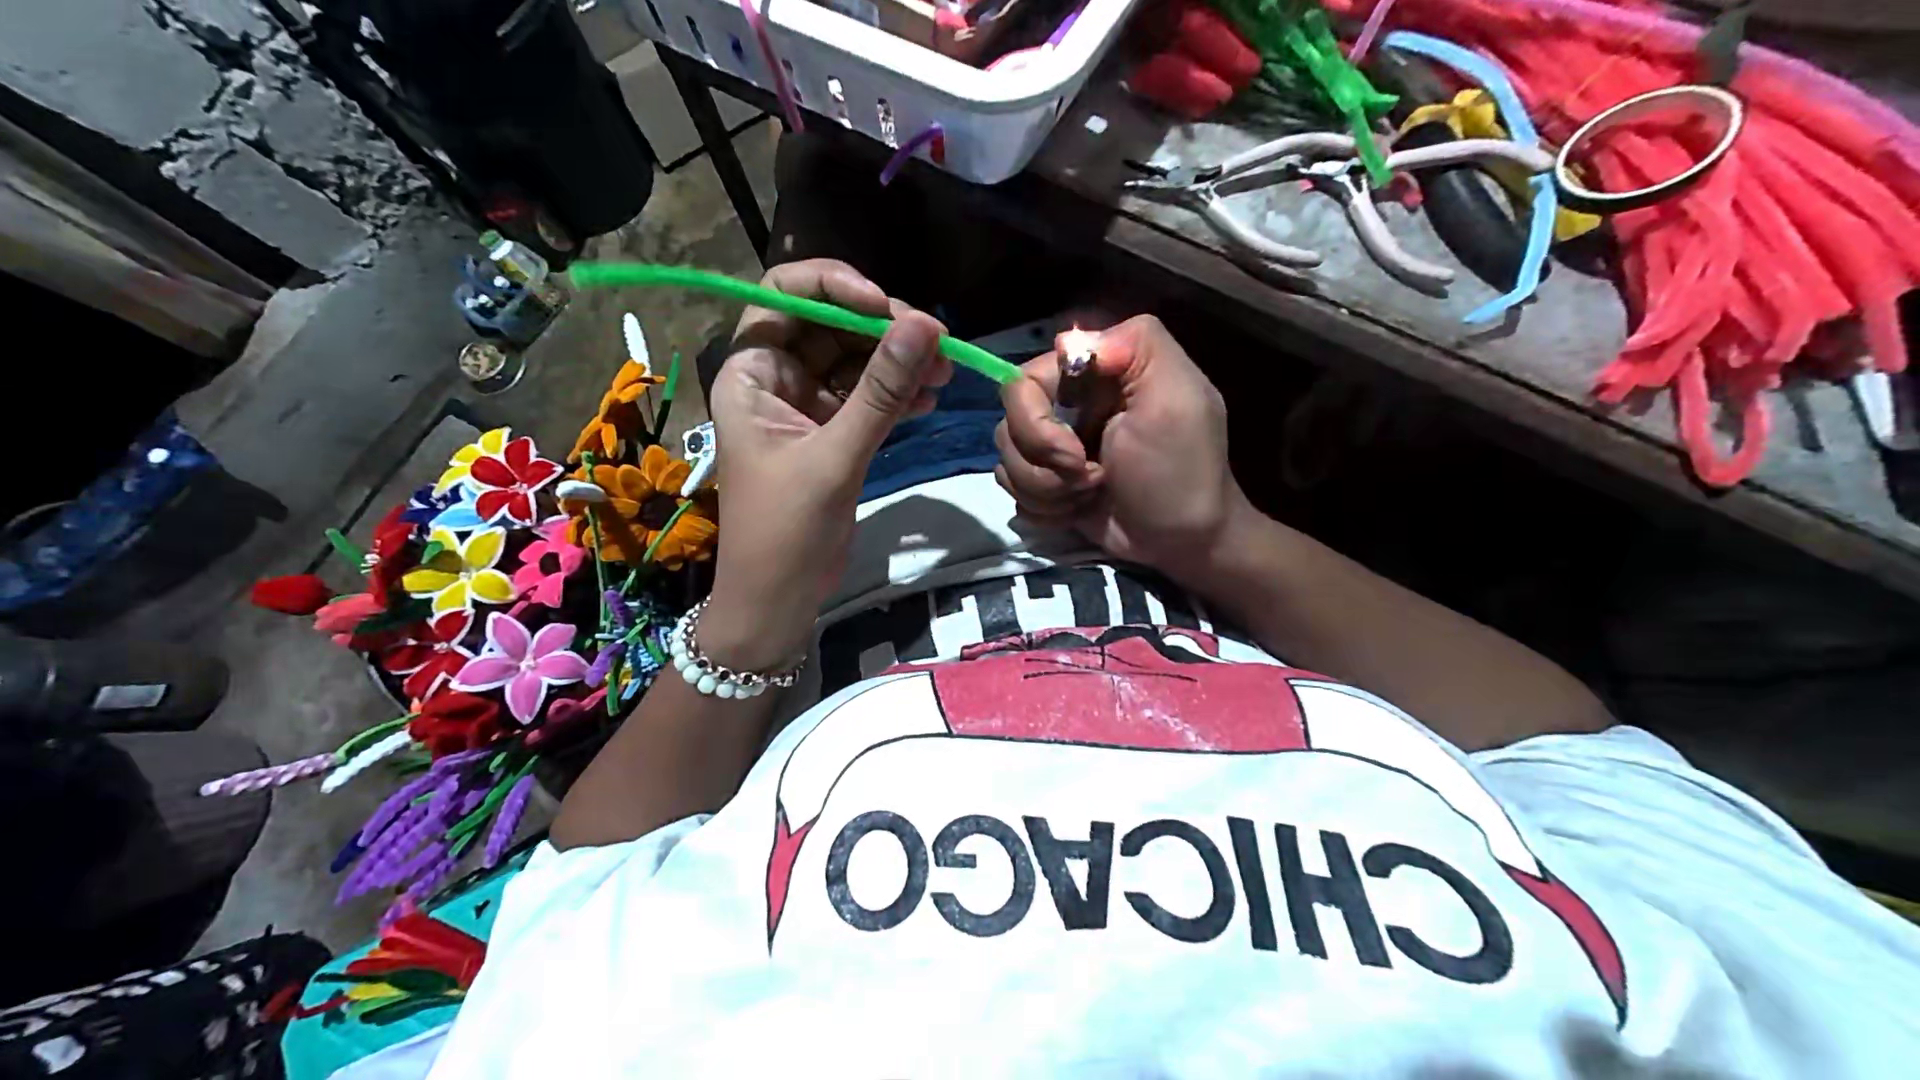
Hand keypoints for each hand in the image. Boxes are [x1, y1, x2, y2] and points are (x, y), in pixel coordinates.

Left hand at [703, 260, 950, 669]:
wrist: (779, 599)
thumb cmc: (787, 531)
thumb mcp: (835, 456)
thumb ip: (880, 391)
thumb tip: (925, 324)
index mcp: (752, 373)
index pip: (785, 295)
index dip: (835, 286)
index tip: (886, 306)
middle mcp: (776, 379)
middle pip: (831, 325)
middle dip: (883, 329)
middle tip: (937, 344)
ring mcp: (806, 407)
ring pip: (855, 361)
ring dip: (898, 362)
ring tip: (943, 374)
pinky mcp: (832, 434)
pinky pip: (867, 398)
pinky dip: (897, 395)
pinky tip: (928, 400)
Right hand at [995, 315, 1246, 584]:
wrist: (1181, 542)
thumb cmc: (1180, 472)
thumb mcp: (1177, 398)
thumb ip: (1138, 344)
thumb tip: (1069, 338)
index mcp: (1095, 376)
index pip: (1024, 381)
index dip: (1036, 421)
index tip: (1074, 454)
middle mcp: (1068, 405)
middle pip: (1008, 423)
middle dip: (1043, 463)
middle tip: (1089, 480)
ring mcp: (1054, 447)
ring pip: (1007, 460)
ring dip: (1046, 490)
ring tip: (1088, 496)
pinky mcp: (1047, 483)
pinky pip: (1012, 489)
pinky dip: (1044, 508)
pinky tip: (1078, 510)